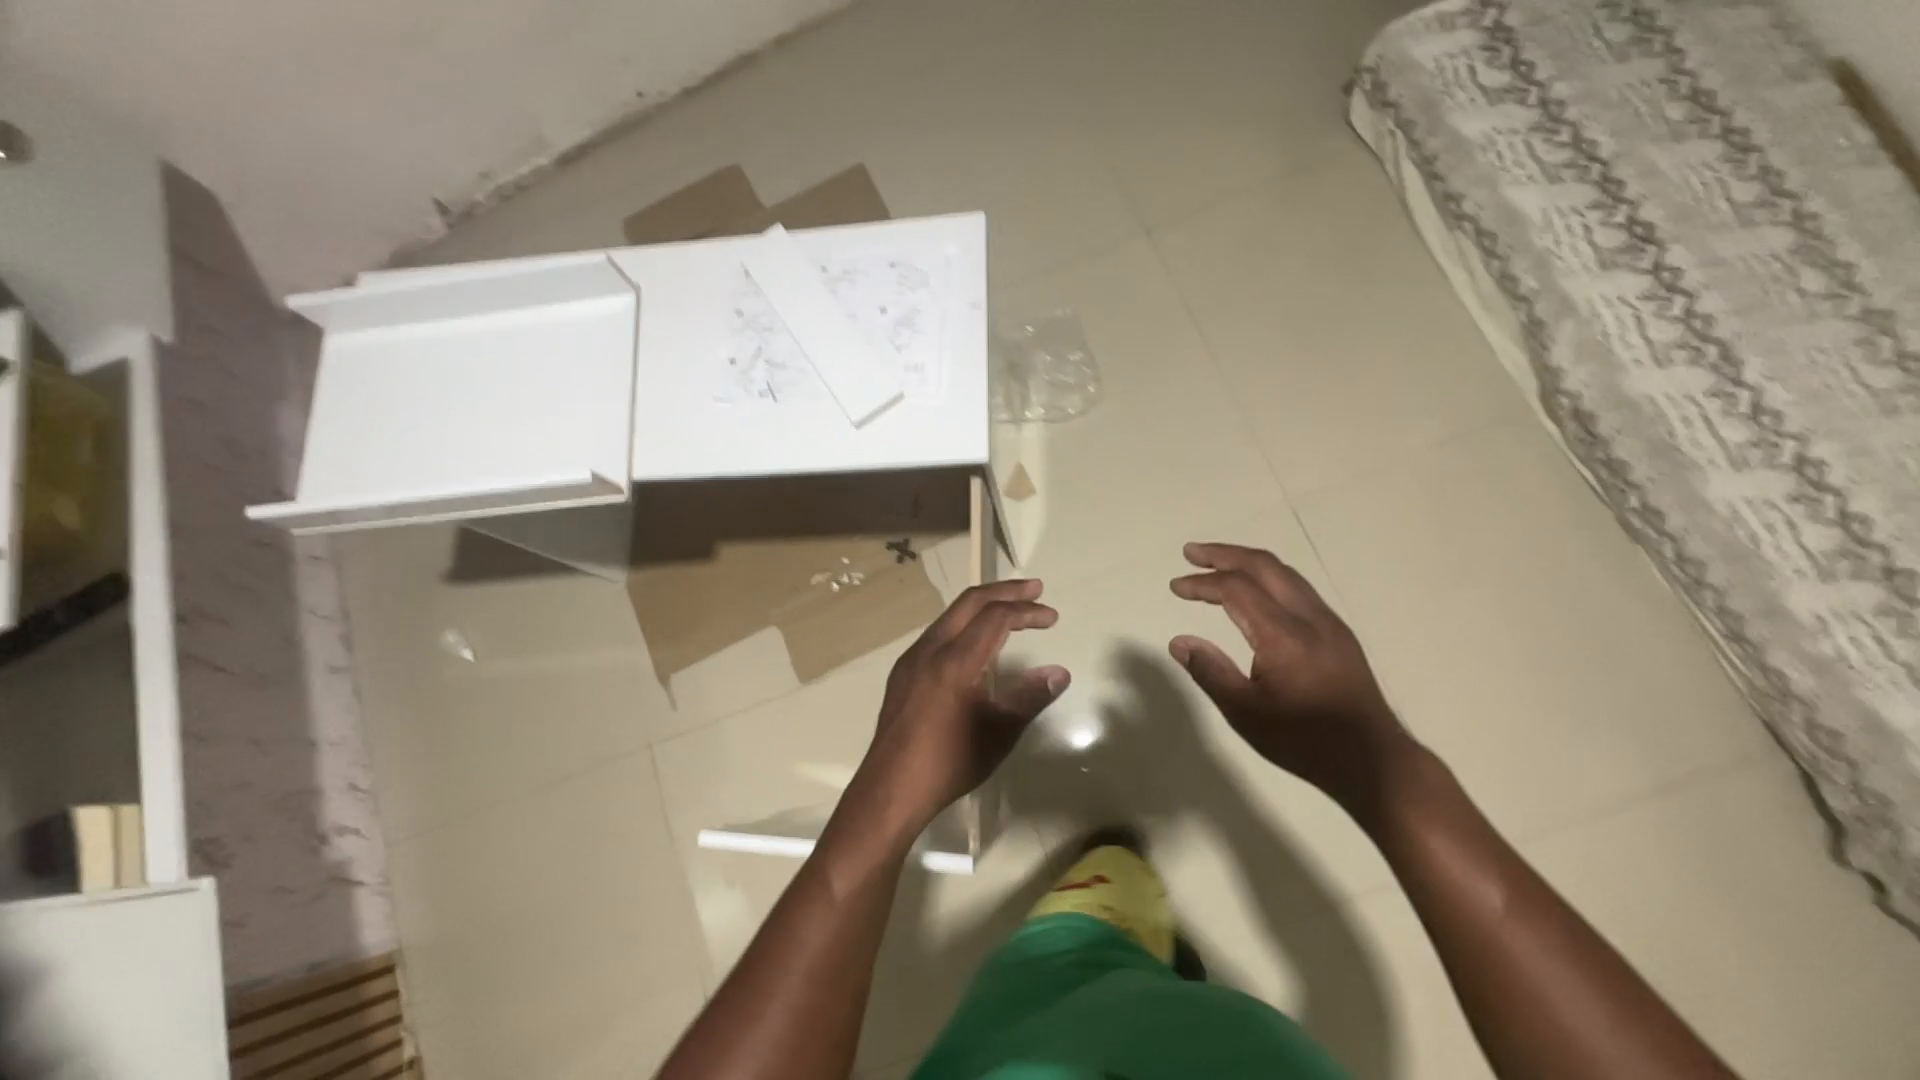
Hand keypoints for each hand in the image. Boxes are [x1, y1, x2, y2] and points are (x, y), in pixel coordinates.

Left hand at [850, 580, 1069, 838]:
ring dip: (982, 607)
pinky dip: (964, 625)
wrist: (891, 789)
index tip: (1052, 618)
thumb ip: (1030, 697)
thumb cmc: (949, 762)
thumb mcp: (999, 733)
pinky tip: (976, 642)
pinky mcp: (903, 674)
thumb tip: (1059, 672)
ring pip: (950, 616)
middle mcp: (930, 650)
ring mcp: (912, 660)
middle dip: (1005, 592)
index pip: (995, 617)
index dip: (1027, 611)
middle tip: (1035, 589)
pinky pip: (938, 634)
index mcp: (955, 661)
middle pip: (970, 603)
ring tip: (1010, 610)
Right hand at [1168, 542, 1417, 811]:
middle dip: (1224, 554)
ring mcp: (1328, 622)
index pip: (1237, 589)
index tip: (1175, 587)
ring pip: (1286, 573)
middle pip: (1264, 566)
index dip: (1203, 583)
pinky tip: (1256, 592)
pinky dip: (1269, 578)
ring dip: (1248, 562)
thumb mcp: (1245, 713)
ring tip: (1218, 565)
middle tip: (1191, 553)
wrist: (1372, 760)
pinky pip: (1299, 588)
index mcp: (1283, 635)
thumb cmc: (1303, 741)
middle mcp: (1309, 617)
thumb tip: (1179, 641)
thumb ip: (1210, 671)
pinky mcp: (1338, 633)